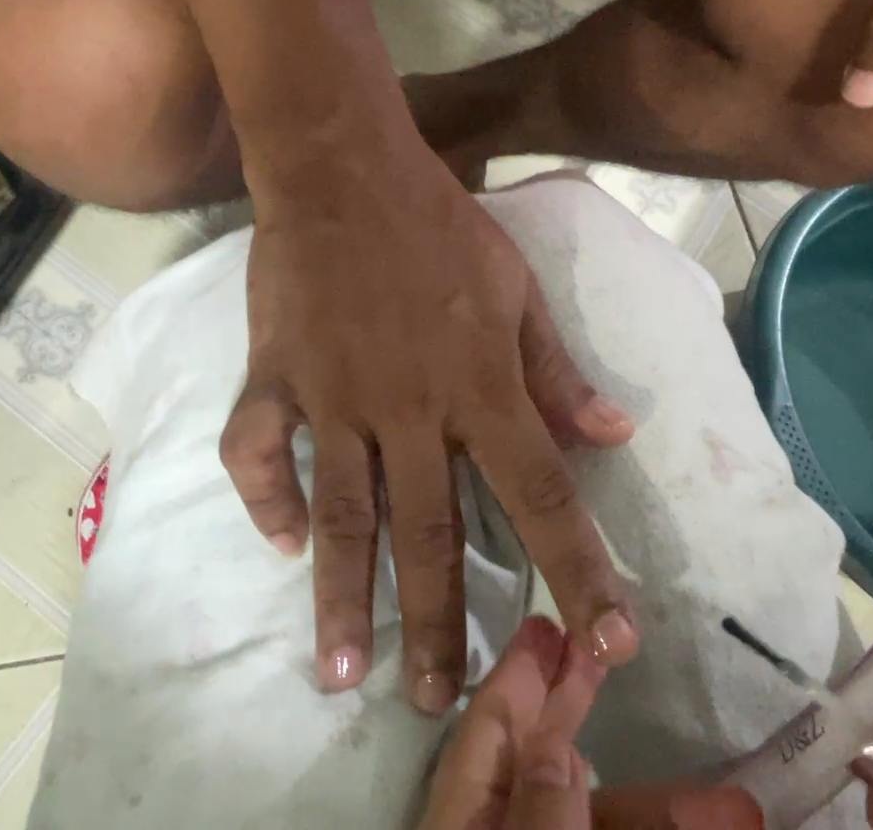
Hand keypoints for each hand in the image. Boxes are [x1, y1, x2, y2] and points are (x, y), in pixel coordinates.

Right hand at [222, 129, 637, 713]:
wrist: (344, 171)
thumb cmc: (440, 225)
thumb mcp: (517, 286)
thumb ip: (558, 368)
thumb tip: (615, 435)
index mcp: (480, 386)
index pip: (542, 495)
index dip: (580, 573)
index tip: (607, 646)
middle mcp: (410, 408)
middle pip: (430, 532)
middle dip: (439, 623)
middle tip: (438, 701)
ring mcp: (334, 396)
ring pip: (342, 513)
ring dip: (343, 597)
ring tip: (342, 672)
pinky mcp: (275, 376)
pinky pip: (257, 451)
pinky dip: (265, 500)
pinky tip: (282, 540)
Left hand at [420, 618, 761, 829]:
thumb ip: (535, 813)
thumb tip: (555, 745)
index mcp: (461, 818)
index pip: (489, 731)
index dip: (518, 674)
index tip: (547, 621)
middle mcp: (498, 824)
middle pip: (544, 761)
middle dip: (585, 709)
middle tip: (613, 645)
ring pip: (599, 816)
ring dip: (668, 808)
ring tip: (747, 805)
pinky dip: (666, 827)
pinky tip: (731, 818)